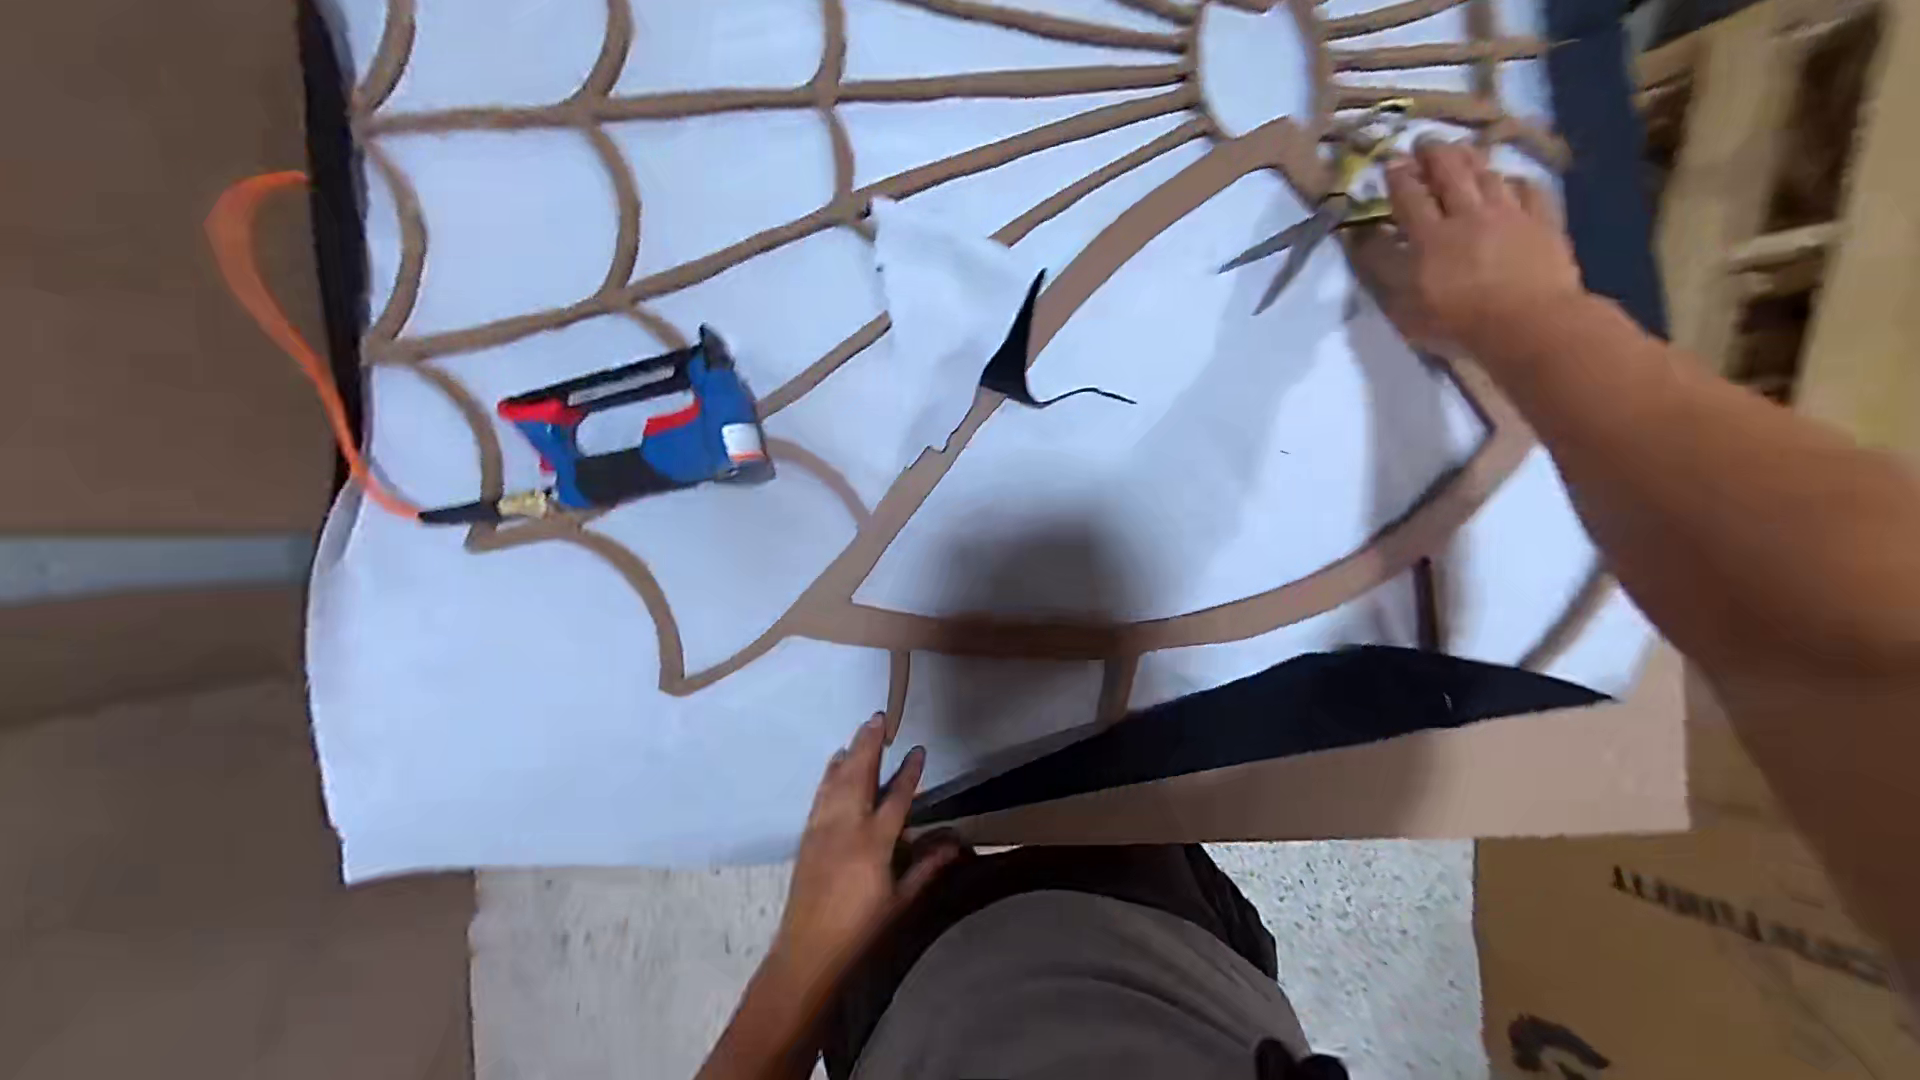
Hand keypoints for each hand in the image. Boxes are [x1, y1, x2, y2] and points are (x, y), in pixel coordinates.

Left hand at [768, 714, 962, 991]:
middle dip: (871, 744)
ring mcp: (824, 826)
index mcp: (874, 842)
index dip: (910, 772)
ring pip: (838, 778)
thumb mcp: (900, 900)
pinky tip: (836, 760)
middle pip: (860, 774)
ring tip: (863, 730)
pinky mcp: (808, 832)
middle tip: (880, 718)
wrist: (807, 950)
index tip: (918, 749)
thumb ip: (927, 867)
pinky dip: (831, 771)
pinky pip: (822, 791)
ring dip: (852, 751)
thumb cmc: (860, 927)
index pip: (897, 797)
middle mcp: (847, 826)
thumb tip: (956, 843)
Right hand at [1352, 137, 1585, 355]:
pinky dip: (1515, 181)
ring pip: (1488, 175)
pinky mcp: (1542, 222)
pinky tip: (1510, 180)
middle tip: (1425, 142)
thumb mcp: (1401, 303)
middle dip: (1435, 154)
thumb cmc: (1454, 321)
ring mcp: (1510, 215)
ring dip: (1472, 160)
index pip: (1409, 197)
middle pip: (1451, 174)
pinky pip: (1529, 190)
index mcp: (1431, 236)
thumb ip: (1382, 267)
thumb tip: (1364, 237)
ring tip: (1462, 150)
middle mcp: (1469, 215)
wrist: (1527, 323)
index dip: (1398, 178)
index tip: (1390, 162)